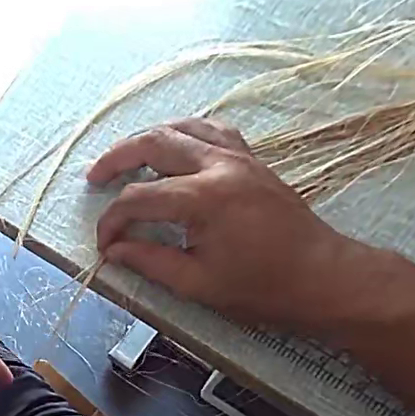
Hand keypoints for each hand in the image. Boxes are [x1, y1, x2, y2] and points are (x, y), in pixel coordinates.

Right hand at [87, 118, 404, 337]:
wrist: (319, 277)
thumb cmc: (260, 288)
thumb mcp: (197, 283)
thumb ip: (149, 262)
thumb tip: (114, 251)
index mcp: (202, 198)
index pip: (138, 199)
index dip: (112, 221)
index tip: (104, 245)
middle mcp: (218, 165)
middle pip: (154, 143)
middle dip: (117, 158)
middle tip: (95, 177)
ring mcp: (238, 157)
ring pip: (182, 127)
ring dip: (148, 139)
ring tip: (127, 158)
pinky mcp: (252, 160)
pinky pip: (210, 131)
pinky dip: (184, 134)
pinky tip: (174, 149)